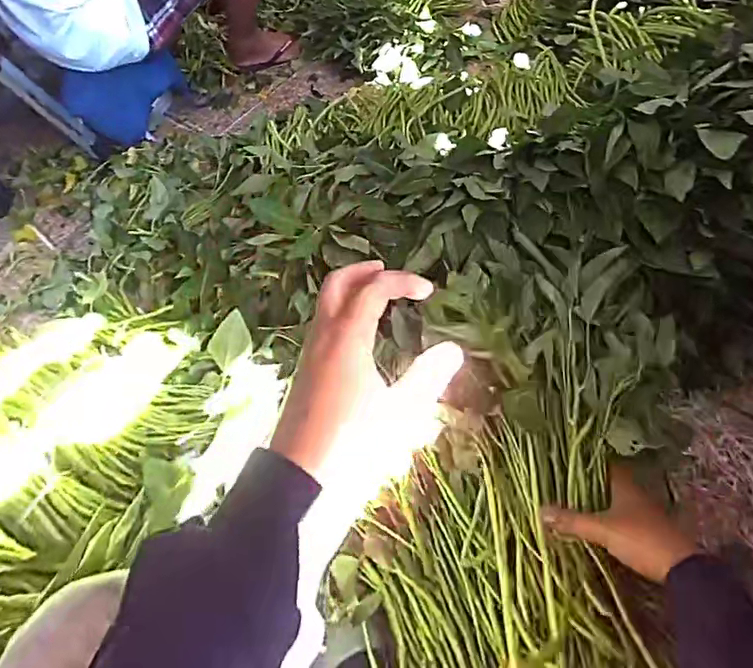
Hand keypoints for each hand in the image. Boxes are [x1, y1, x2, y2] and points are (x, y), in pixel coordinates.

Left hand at [270, 261, 463, 480]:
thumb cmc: (353, 446)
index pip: (373, 289)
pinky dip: (343, 312)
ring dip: (351, 292)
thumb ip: (428, 378)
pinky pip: (324, 324)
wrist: (299, 481)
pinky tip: (362, 336)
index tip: (427, 290)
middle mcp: (324, 336)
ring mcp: (310, 353)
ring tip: (379, 300)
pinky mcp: (306, 371)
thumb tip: (453, 350)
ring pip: (326, 303)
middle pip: (338, 283)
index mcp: (347, 338)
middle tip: (389, 272)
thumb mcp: (400, 414)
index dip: (402, 281)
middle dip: (364, 271)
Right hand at [542, 465, 700, 583]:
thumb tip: (540, 510)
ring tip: (579, 502)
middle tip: (567, 481)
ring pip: (619, 498)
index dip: (587, 459)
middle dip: (591, 481)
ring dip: (602, 500)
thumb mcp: (603, 530)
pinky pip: (625, 515)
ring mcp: (646, 511)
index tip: (567, 458)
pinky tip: (601, 524)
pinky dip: (612, 516)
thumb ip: (573, 521)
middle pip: (610, 480)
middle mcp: (636, 492)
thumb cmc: (641, 539)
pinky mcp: (651, 530)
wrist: (682, 570)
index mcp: (624, 483)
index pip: (604, 461)